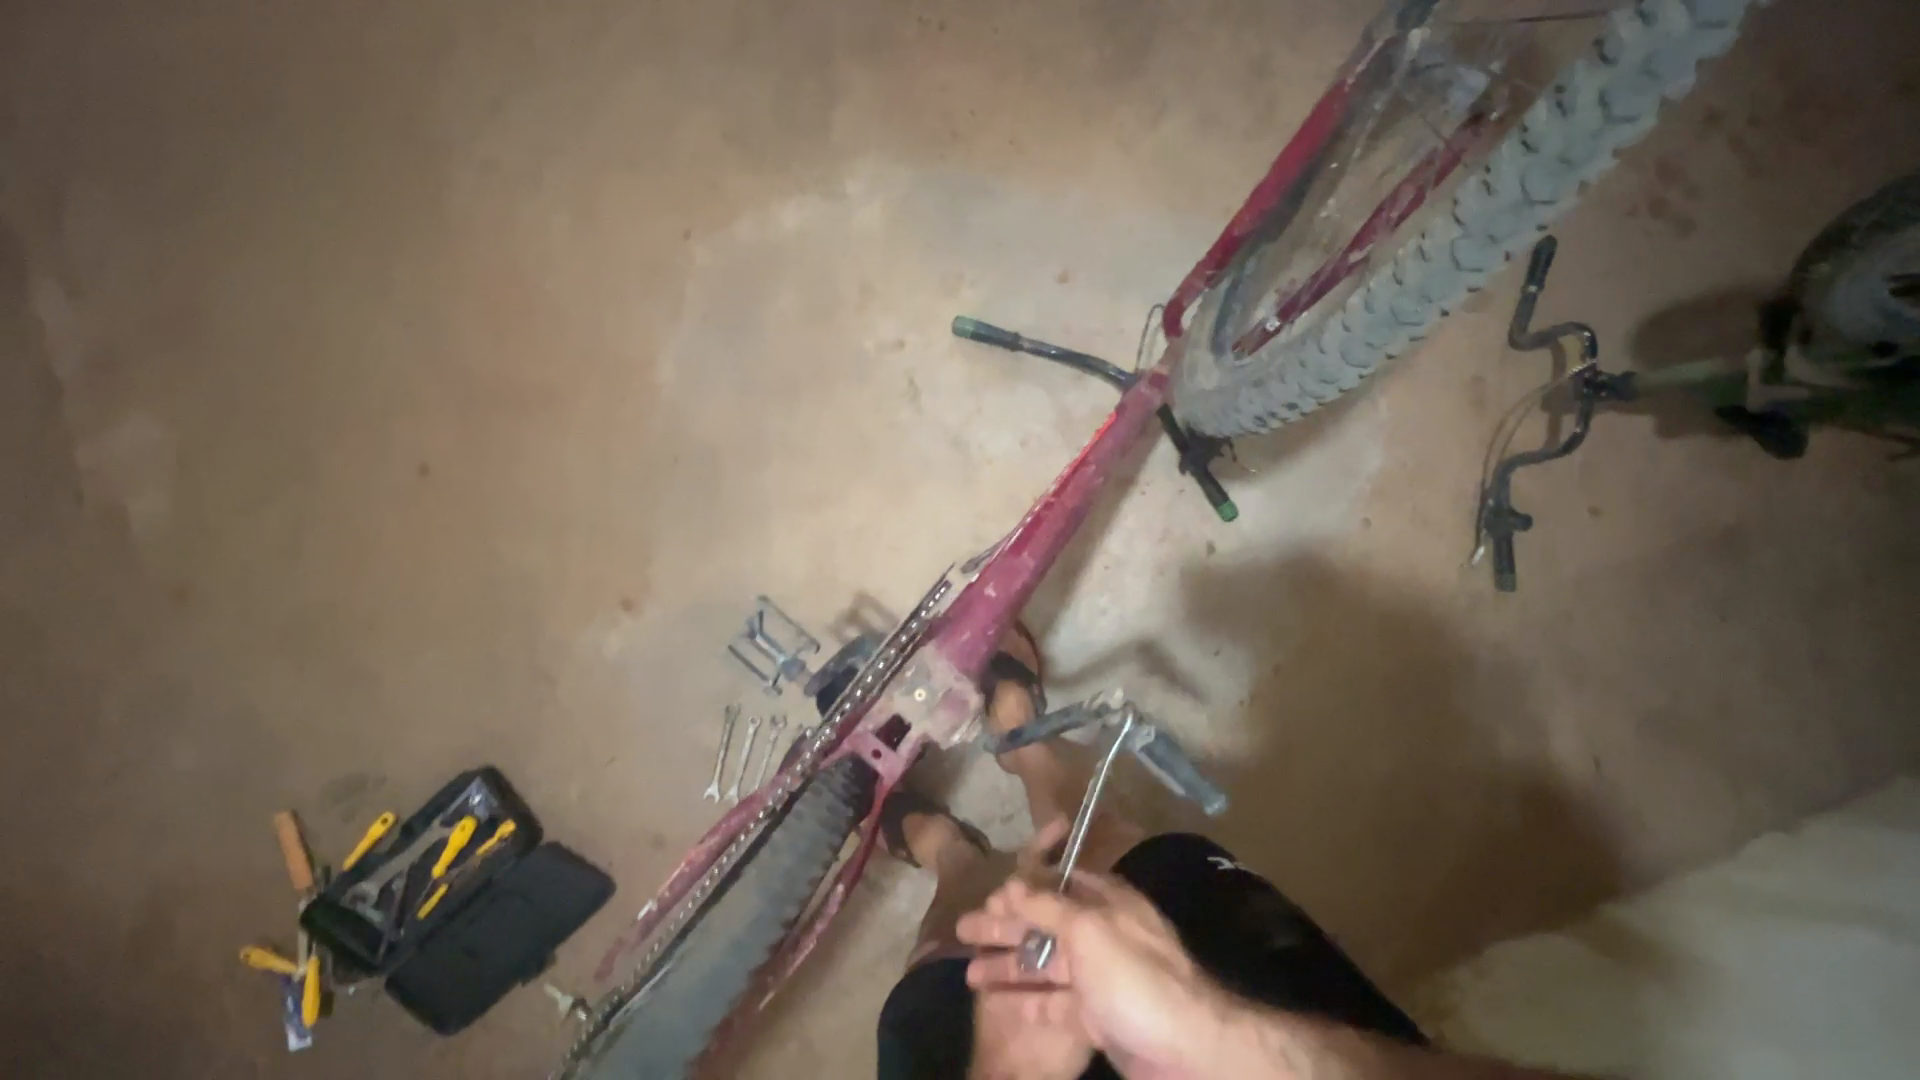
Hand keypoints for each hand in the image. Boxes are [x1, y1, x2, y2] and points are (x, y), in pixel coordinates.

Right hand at [957, 864, 1217, 1077]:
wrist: (1188, 1049)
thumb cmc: (1135, 977)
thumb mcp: (1089, 930)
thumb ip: (1047, 904)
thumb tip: (1012, 882)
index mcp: (1105, 902)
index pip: (1054, 885)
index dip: (1019, 891)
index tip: (986, 897)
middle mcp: (1101, 933)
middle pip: (1044, 925)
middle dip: (1004, 929)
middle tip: (962, 931)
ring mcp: (1100, 977)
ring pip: (1045, 966)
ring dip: (1009, 967)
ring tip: (969, 974)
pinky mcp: (1098, 1016)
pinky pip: (1054, 1003)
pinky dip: (1026, 1001)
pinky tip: (998, 1004)